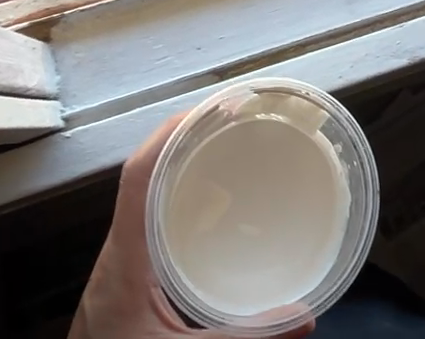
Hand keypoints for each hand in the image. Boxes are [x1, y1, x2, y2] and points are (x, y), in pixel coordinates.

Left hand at [71, 114, 313, 338]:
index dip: (171, 134)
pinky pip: (152, 218)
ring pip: (146, 194)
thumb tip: (306, 318)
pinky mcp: (128, 276)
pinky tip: (212, 205)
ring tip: (227, 146)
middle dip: (186, 137)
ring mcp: (121, 262)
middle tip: (234, 121)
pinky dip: (181, 196)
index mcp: (125, 259)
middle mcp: (119, 251)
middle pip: (144, 174)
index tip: (214, 108)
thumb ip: (242, 338)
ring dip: (182, 163)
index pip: (138, 177)